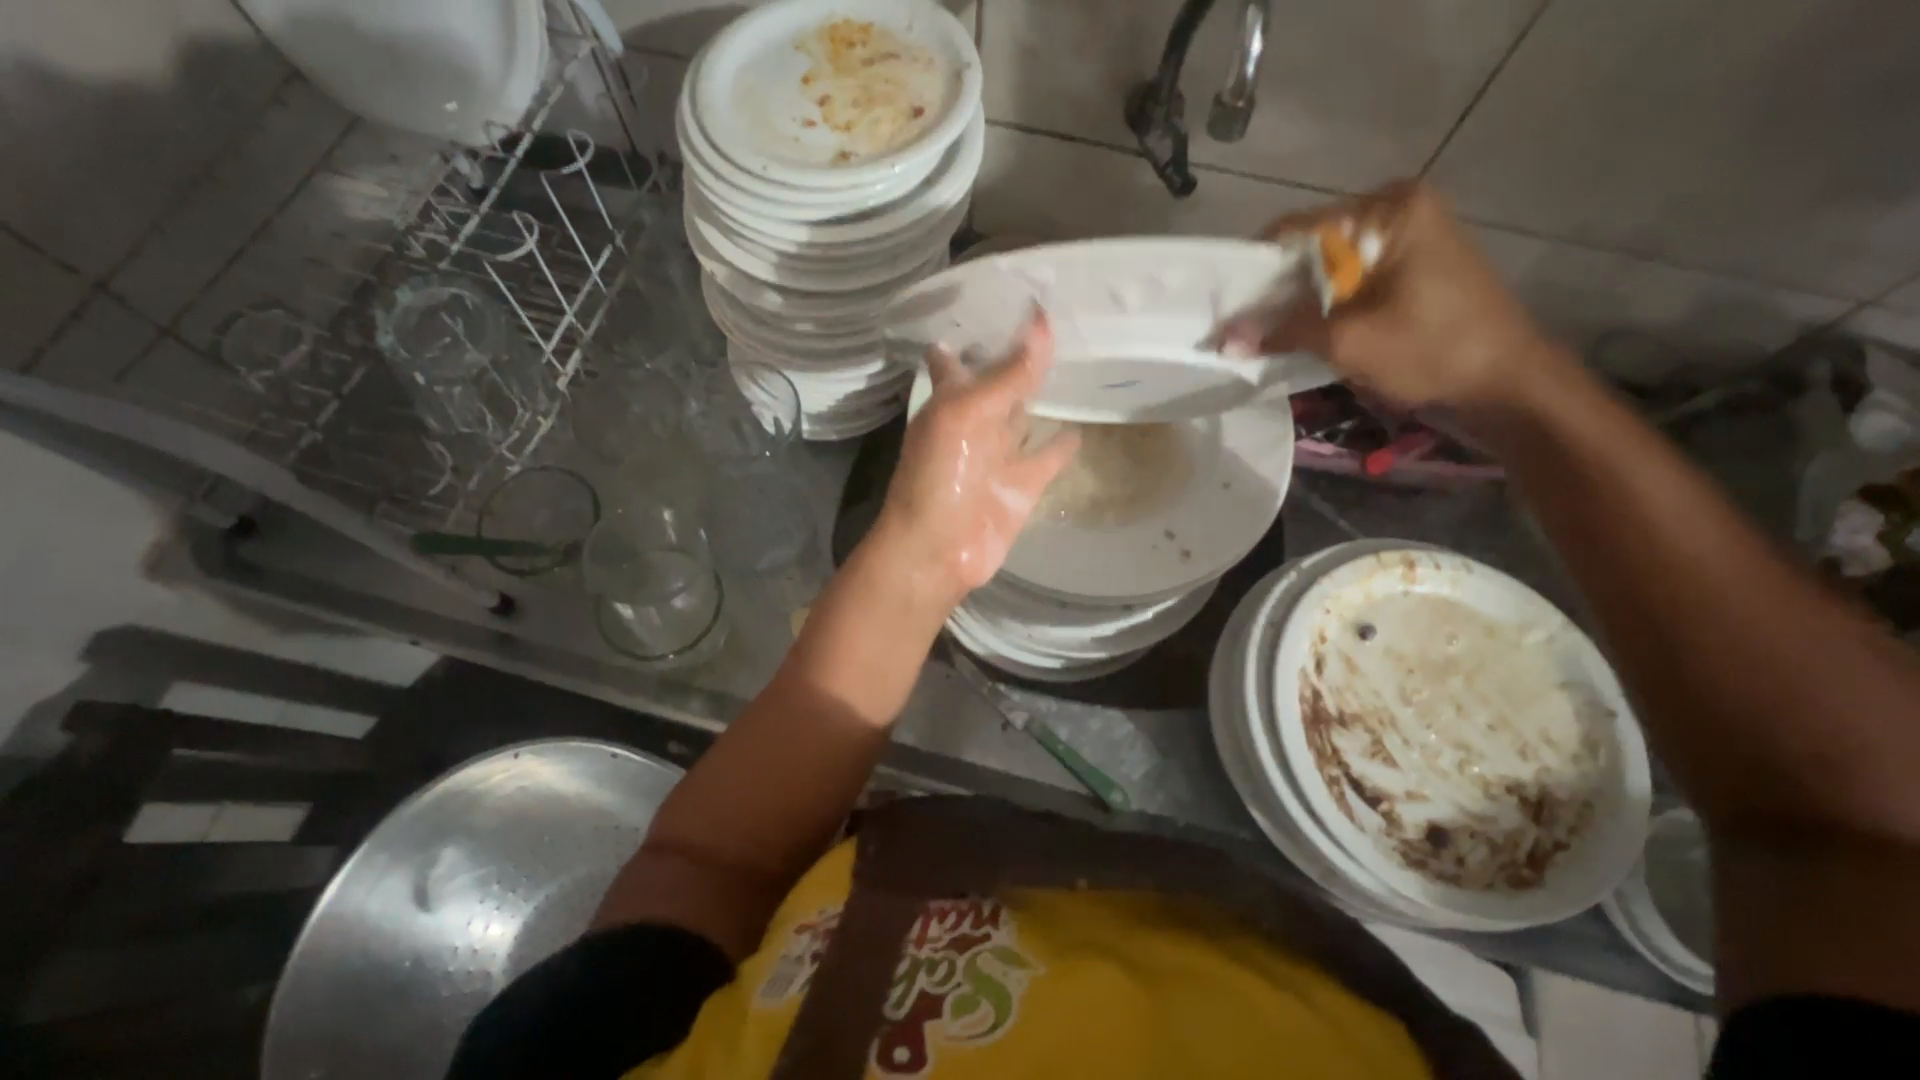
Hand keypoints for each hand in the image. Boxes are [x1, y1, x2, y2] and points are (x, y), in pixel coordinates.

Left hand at [866, 313, 1079, 608]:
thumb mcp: (965, 415)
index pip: (955, 357)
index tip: (997, 298)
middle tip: (1052, 316)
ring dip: (1042, 392)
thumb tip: (1042, 320)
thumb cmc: (938, 477)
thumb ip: (1007, 374)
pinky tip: (1083, 423)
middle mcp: (974, 422)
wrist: (938, 551)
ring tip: (1077, 357)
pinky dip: (1063, 443)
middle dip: (1015, 355)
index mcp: (949, 400)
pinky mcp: (1023, 485)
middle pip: (997, 381)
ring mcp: (999, 454)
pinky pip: (1048, 457)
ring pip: (1025, 414)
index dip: (969, 331)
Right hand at [1222, 180, 1568, 411]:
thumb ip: (1282, 331)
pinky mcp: (1414, 267)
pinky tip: (1305, 333)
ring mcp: (1410, 237)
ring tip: (1266, 335)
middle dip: (1278, 289)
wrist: (1508, 386)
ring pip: (1330, 266)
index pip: (1299, 228)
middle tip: (1242, 328)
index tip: (1225, 307)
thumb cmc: (1434, 352)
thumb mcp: (1350, 341)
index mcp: (1390, 209)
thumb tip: (1222, 339)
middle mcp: (1399, 209)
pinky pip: (1353, 279)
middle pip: (1313, 246)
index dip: (1256, 270)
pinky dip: (1327, 306)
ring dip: (1300, 302)